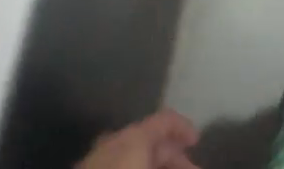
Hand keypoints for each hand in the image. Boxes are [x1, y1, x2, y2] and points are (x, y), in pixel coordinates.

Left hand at [76, 109, 201, 168]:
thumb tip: (197, 166)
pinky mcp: (87, 168)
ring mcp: (97, 157)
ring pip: (134, 154)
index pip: (166, 119)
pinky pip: (118, 164)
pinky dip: (134, 166)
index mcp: (134, 136)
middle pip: (151, 139)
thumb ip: (176, 163)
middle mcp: (116, 140)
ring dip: (154, 163)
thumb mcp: (155, 166)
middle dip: (172, 155)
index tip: (197, 143)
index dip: (184, 127)